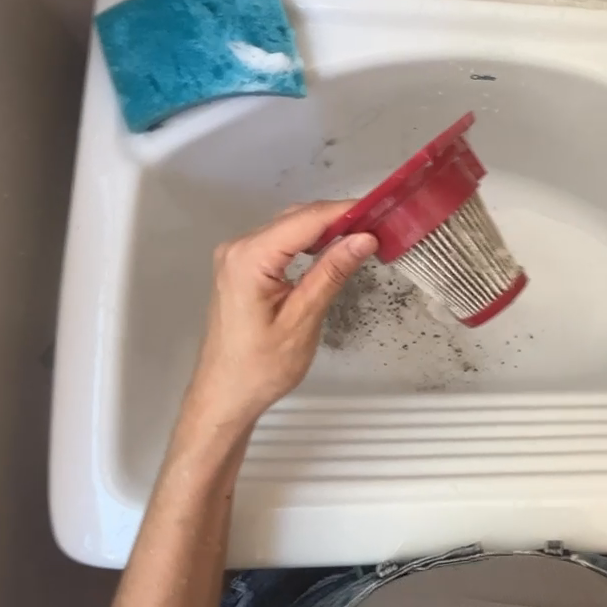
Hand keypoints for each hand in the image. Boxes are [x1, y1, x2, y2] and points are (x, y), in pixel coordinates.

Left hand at [182, 202, 377, 430]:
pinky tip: (331, 250)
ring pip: (289, 227)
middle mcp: (239, 248)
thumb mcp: (303, 320)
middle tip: (379, 227)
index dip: (345, 212)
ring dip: (325, 229)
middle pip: (296, 218)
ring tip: (362, 238)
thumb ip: (331, 273)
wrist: (225, 395)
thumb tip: (363, 238)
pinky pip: (280, 242)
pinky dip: (308, 241)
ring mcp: (237, 256)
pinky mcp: (242, 268)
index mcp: (249, 259)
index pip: (305, 220)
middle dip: (338, 218)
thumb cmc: (260, 367)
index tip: (380, 212)